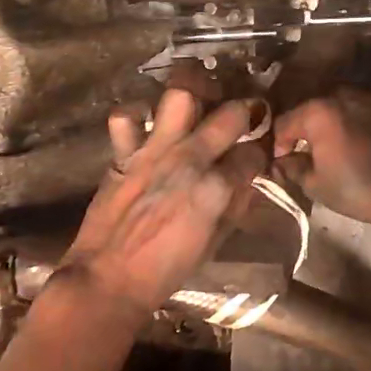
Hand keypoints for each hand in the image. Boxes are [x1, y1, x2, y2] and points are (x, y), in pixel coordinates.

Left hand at [55, 89, 266, 313]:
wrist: (107, 281)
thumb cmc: (167, 267)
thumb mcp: (218, 239)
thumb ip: (239, 200)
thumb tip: (251, 174)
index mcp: (217, 188)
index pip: (255, 153)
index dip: (263, 149)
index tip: (262, 150)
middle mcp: (190, 159)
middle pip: (232, 113)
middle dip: (248, 110)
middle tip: (247, 114)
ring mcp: (155, 152)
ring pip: (181, 95)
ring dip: (197, 90)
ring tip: (203, 95)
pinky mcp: (125, 153)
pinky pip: (126, 116)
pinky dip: (138, 114)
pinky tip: (150, 121)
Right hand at [273, 89, 370, 229]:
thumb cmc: (355, 188)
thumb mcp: (315, 184)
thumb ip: (293, 166)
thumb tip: (282, 160)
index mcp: (317, 112)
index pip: (284, 123)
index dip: (278, 144)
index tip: (282, 162)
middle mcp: (340, 96)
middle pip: (309, 110)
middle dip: (303, 130)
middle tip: (302, 154)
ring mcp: (365, 98)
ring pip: (334, 107)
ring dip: (326, 123)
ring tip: (327, 148)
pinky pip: (356, 109)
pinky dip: (348, 121)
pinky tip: (352, 143)